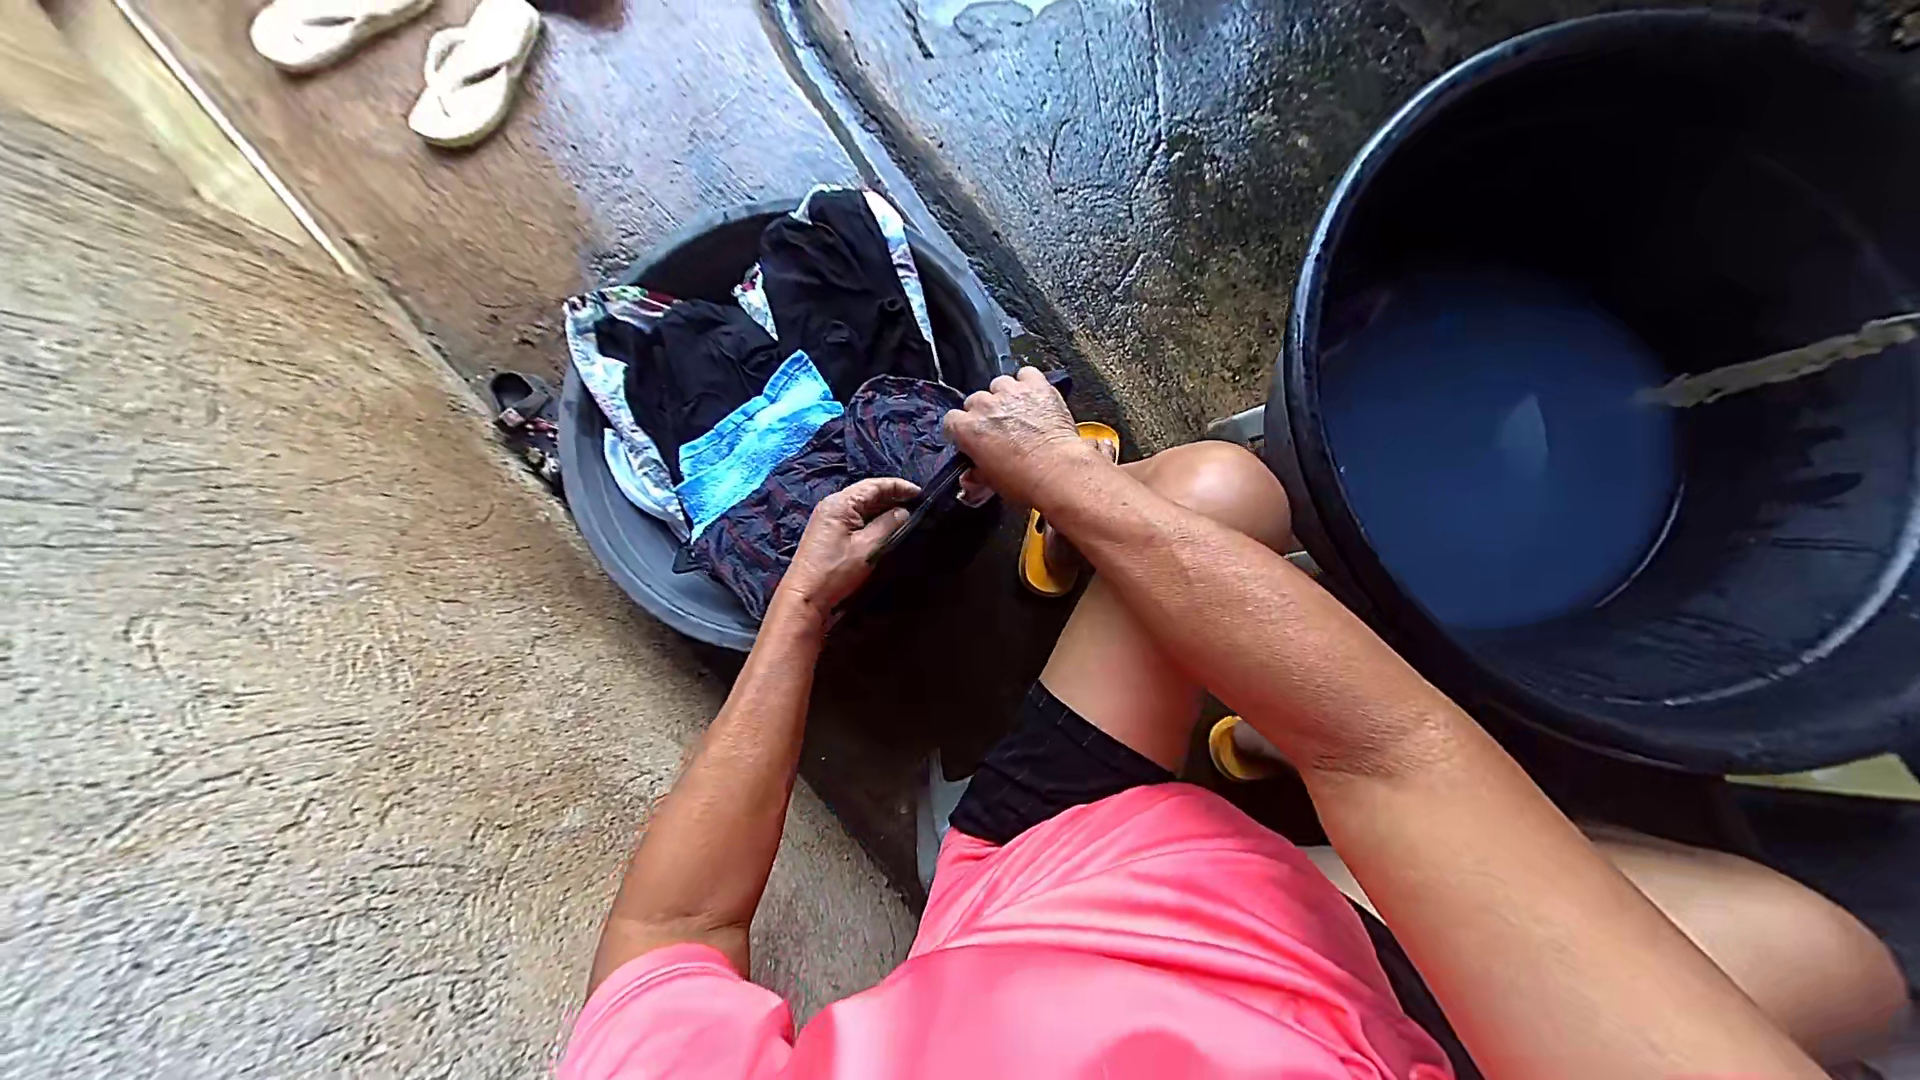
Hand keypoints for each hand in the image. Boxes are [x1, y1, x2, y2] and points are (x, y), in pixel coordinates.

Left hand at [774, 477, 919, 621]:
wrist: (805, 596)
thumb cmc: (835, 571)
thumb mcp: (868, 547)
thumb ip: (889, 525)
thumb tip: (904, 511)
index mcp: (840, 503)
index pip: (874, 485)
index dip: (899, 487)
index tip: (921, 494)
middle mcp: (832, 504)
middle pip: (868, 493)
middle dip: (893, 496)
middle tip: (918, 504)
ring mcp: (829, 518)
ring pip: (862, 505)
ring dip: (884, 508)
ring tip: (908, 514)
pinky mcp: (829, 531)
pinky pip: (856, 517)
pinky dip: (873, 518)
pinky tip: (887, 526)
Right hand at [942, 367, 1099, 506]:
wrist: (1056, 471)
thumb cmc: (1024, 479)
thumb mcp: (991, 483)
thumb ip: (976, 474)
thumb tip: (971, 476)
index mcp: (967, 429)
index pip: (952, 420)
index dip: (962, 429)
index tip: (972, 436)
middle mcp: (985, 406)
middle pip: (976, 401)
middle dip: (985, 413)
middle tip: (1000, 431)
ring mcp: (1010, 392)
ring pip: (1000, 384)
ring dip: (1006, 396)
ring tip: (1019, 413)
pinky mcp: (1035, 386)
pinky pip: (1026, 374)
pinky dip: (1029, 384)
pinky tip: (1034, 398)